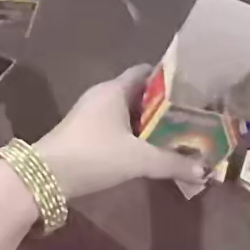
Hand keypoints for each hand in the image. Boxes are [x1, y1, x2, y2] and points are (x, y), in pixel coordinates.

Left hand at [33, 66, 207, 199]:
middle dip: (164, 107)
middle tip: (190, 119)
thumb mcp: (138, 160)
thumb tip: (205, 171)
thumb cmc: (94, 156)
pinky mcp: (83, 134)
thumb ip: (173, 164)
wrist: (44, 177)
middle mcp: (102, 96)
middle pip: (139, 94)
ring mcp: (90, 116)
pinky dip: (133, 137)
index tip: (192, 92)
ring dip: (148, 125)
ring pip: (127, 114)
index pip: (147, 72)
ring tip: (176, 137)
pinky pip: (116, 129)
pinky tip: (148, 152)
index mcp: (115, 89)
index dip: (170, 79)